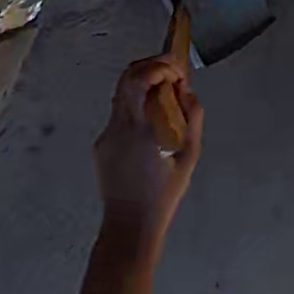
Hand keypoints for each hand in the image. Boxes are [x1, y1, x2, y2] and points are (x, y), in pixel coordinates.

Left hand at [94, 56, 203, 242]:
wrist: (130, 227)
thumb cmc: (164, 193)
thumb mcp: (190, 153)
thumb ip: (192, 117)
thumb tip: (186, 91)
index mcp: (136, 129)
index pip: (138, 79)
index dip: (159, 66)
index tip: (178, 73)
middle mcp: (115, 127)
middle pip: (125, 78)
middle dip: (151, 66)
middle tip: (173, 73)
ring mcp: (104, 136)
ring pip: (121, 94)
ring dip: (144, 84)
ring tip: (167, 93)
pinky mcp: (101, 146)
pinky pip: (120, 113)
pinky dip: (137, 103)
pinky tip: (154, 119)